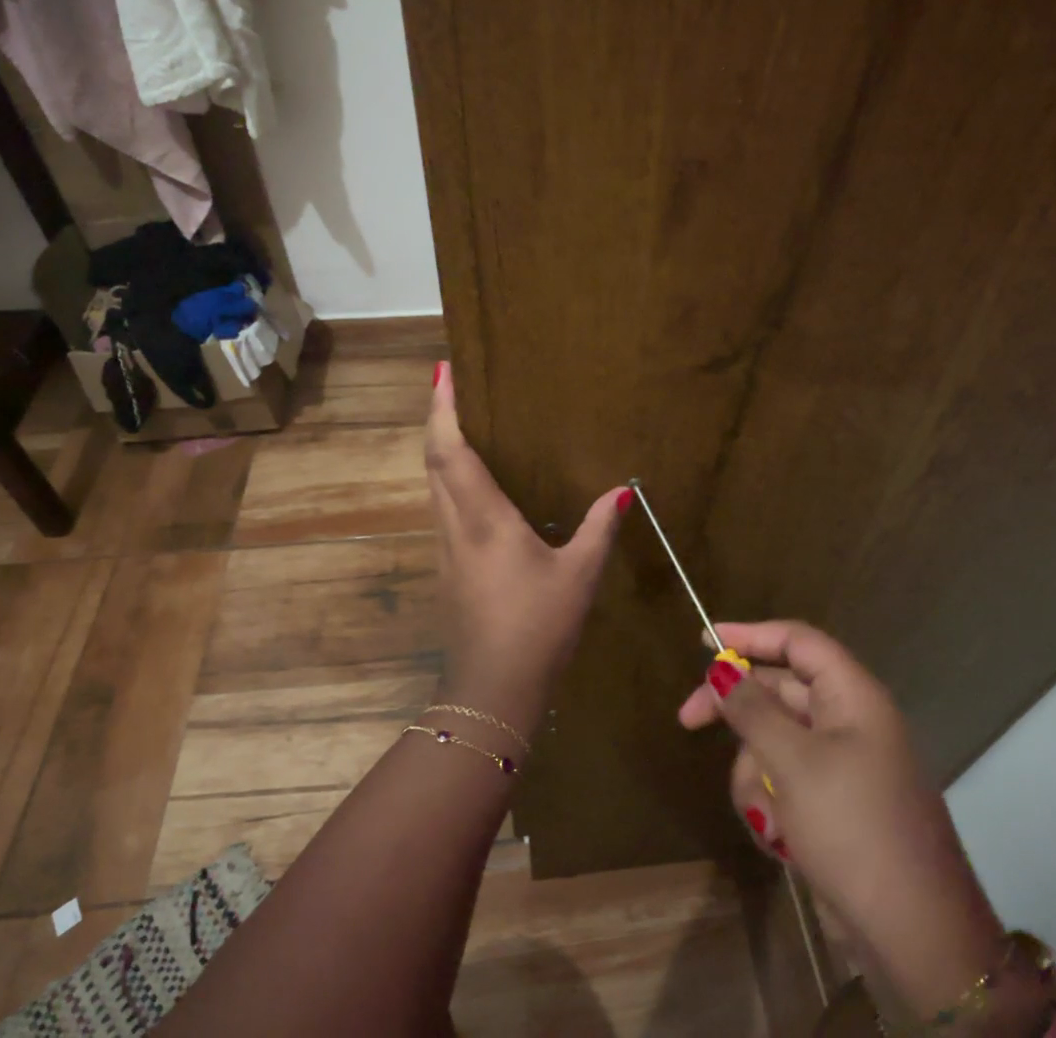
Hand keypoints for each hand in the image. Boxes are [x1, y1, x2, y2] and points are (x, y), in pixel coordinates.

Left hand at [426, 361, 626, 736]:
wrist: (493, 686)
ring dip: (440, 451)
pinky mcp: (448, 569)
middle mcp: (455, 526)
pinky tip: (472, 485)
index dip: (442, 409)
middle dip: (437, 419)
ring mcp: (446, 549)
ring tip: (462, 425)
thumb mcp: (579, 575)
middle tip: (453, 387)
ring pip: (432, 486)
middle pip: (432, 461)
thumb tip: (623, 492)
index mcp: (485, 519)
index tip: (442, 371)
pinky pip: (441, 509)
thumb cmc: (539, 626)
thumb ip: (599, 529)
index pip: (451, 451)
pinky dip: (448, 481)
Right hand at [678, 621, 1011, 1019]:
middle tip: (687, 722)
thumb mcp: (792, 762)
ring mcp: (843, 767)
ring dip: (756, 776)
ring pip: (775, 745)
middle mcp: (850, 723)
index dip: (750, 635)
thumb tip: (719, 669)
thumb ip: (751, 710)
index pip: (799, 643)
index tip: (702, 640)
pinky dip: (772, 806)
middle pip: (780, 693)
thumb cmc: (851, 827)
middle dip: (738, 714)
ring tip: (766, 815)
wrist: (910, 927)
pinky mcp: (834, 806)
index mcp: (853, 698)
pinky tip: (779, 840)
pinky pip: (786, 785)